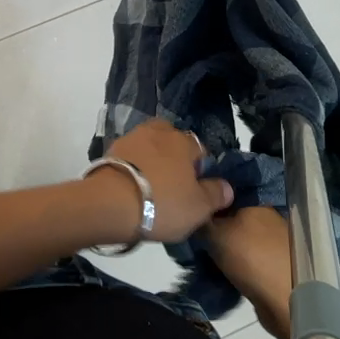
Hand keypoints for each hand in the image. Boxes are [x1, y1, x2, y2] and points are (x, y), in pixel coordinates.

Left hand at [98, 120, 234, 242]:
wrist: (112, 202)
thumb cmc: (163, 203)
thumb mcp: (199, 207)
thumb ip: (216, 194)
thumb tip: (227, 185)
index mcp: (183, 142)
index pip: (200, 148)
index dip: (201, 167)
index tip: (197, 187)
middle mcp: (158, 131)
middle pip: (172, 139)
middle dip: (174, 154)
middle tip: (174, 182)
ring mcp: (132, 137)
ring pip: (150, 143)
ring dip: (153, 157)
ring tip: (153, 183)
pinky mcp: (112, 148)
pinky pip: (131, 153)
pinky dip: (135, 163)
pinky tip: (135, 182)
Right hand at [205, 206, 293, 338]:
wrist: (287, 301)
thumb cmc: (250, 257)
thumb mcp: (215, 233)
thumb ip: (203, 219)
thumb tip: (196, 210)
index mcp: (258, 204)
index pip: (227, 197)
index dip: (210, 206)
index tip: (194, 217)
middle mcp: (272, 220)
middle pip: (237, 219)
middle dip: (221, 229)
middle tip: (200, 241)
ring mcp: (280, 246)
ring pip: (246, 242)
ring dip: (232, 250)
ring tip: (211, 260)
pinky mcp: (282, 269)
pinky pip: (254, 261)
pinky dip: (243, 267)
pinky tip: (229, 273)